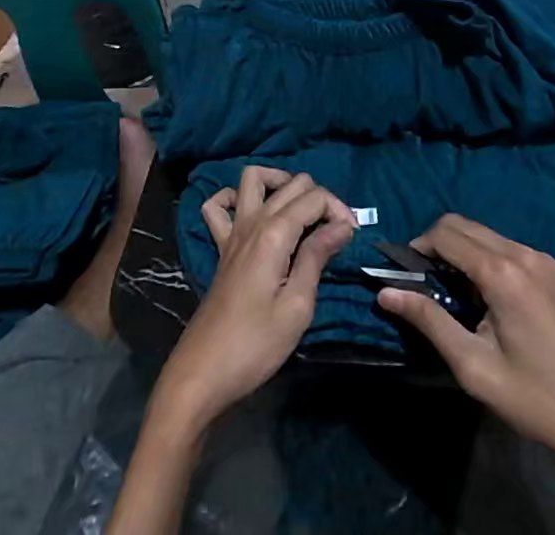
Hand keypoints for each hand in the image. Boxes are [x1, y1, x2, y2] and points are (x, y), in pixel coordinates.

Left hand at [156, 166, 355, 426]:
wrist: (202, 374)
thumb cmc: (256, 345)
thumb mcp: (297, 306)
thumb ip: (317, 257)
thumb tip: (341, 225)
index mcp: (274, 234)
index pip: (315, 198)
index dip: (340, 211)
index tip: (352, 238)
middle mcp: (251, 223)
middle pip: (292, 183)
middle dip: (320, 198)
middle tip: (335, 231)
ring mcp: (232, 233)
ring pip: (252, 179)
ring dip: (280, 183)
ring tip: (302, 210)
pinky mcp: (221, 249)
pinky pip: (217, 207)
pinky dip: (234, 199)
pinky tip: (254, 214)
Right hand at [378, 216, 554, 533]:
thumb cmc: (535, 398)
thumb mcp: (474, 366)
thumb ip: (429, 321)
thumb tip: (386, 293)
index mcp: (503, 273)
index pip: (447, 234)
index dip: (418, 246)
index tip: (403, 273)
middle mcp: (526, 254)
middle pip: (466, 226)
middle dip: (437, 244)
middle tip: (423, 283)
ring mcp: (547, 261)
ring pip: (489, 235)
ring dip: (463, 252)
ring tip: (453, 294)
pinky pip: (512, 250)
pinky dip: (488, 259)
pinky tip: (487, 297)